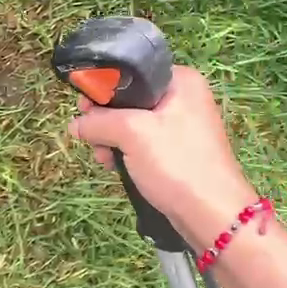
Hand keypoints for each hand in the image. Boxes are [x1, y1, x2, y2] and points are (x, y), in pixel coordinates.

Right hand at [67, 66, 259, 242]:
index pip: (131, 72)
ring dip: (111, 139)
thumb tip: (75, 125)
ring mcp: (180, 126)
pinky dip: (124, 152)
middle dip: (104, 119)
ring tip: (103, 157)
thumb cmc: (175, 162)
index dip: (103, 87)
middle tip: (92, 136)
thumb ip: (97, 122)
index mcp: (180, 81)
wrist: (211, 215)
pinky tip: (114, 165)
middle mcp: (183, 98)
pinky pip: (141, 142)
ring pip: (131, 123)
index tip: (84, 106)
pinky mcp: (176, 151)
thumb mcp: (130, 133)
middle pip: (128, 99)